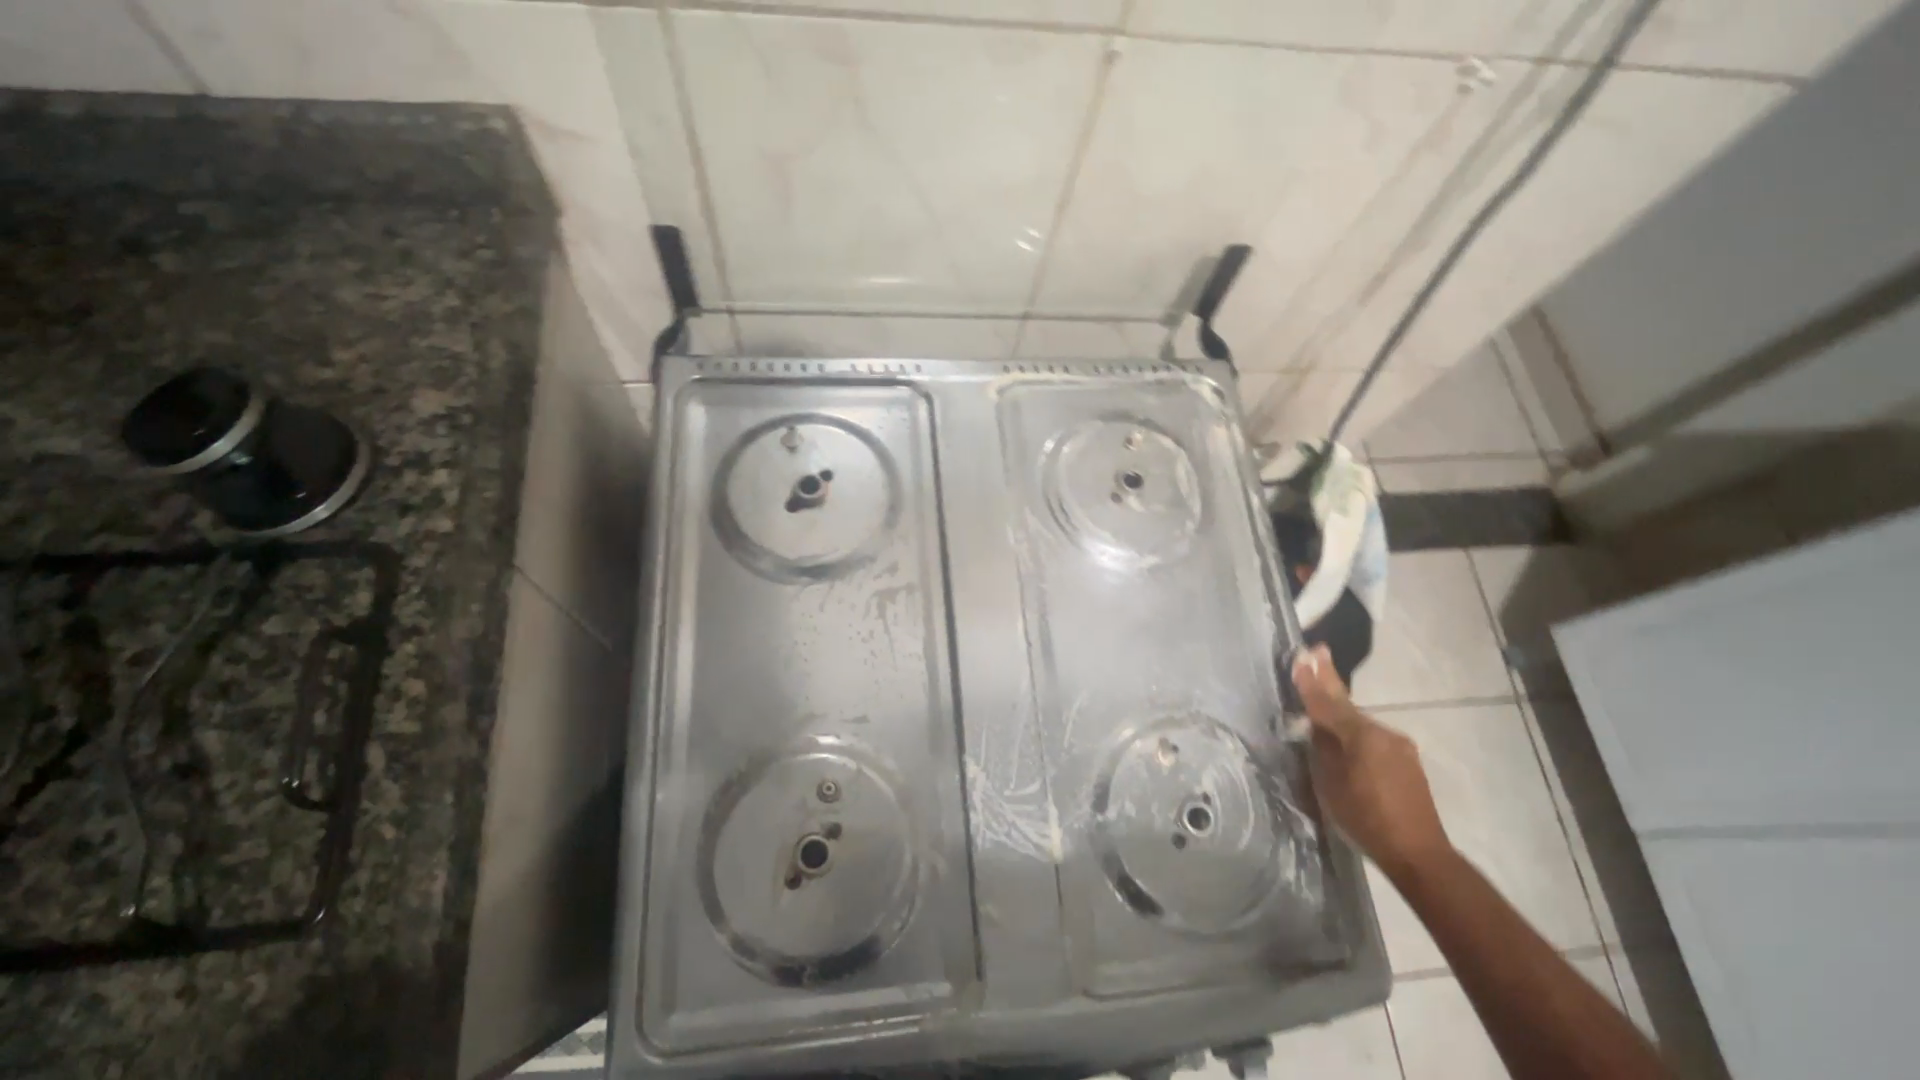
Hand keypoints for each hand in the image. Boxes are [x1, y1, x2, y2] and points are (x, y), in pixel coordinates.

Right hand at [1291, 645, 1452, 881]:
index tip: (1302, 655)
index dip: (1311, 681)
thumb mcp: (1330, 785)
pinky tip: (1346, 743)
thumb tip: (1317, 727)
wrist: (1418, 852)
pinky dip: (1355, 735)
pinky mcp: (1406, 761)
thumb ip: (1322, 750)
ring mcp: (1398, 745)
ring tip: (1322, 702)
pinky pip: (1372, 739)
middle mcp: (1382, 732)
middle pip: (1346, 706)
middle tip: (1317, 652)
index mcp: (1360, 735)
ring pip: (1360, 725)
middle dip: (1329, 681)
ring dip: (1341, 714)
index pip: (1327, 702)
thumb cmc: (1365, 819)